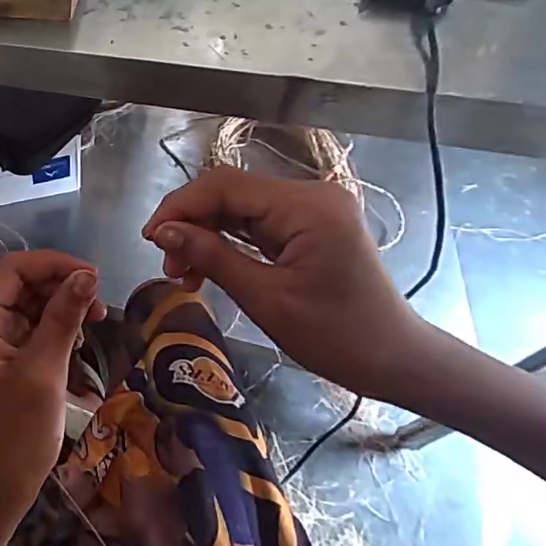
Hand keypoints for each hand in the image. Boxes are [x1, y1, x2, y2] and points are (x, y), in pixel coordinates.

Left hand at [0, 251, 104, 533]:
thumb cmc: (16, 436)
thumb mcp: (44, 373)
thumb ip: (63, 319)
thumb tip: (87, 274)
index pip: (12, 268)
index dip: (53, 263)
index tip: (94, 275)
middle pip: (19, 282)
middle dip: (59, 284)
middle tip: (101, 303)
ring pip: (27, 303)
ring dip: (61, 304)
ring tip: (97, 319)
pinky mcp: (1, 358)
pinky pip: (29, 327)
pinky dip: (54, 325)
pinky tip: (80, 335)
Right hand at [143, 167, 432, 394]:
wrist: (396, 360)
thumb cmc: (337, 336)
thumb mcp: (265, 298)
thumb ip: (211, 256)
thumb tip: (163, 232)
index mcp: (307, 206)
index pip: (224, 186)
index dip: (179, 206)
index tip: (149, 239)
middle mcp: (310, 195)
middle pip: (229, 192)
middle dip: (189, 223)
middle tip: (166, 264)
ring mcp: (311, 208)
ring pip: (237, 207)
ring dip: (203, 234)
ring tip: (181, 272)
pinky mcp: (308, 225)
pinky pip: (254, 223)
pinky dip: (225, 241)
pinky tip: (204, 265)